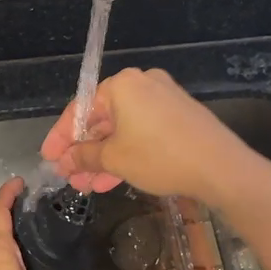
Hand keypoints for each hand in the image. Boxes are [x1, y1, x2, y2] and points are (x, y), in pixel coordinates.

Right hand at [40, 68, 262, 205]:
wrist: (221, 168)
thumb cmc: (160, 157)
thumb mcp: (115, 159)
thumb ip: (84, 157)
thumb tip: (64, 161)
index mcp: (123, 84)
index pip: (80, 109)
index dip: (61, 137)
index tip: (48, 159)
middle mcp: (143, 84)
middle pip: (102, 119)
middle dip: (84, 151)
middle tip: (69, 176)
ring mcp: (164, 99)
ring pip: (122, 129)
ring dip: (104, 157)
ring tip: (88, 185)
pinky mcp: (179, 116)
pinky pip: (141, 132)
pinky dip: (126, 152)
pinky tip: (113, 178)